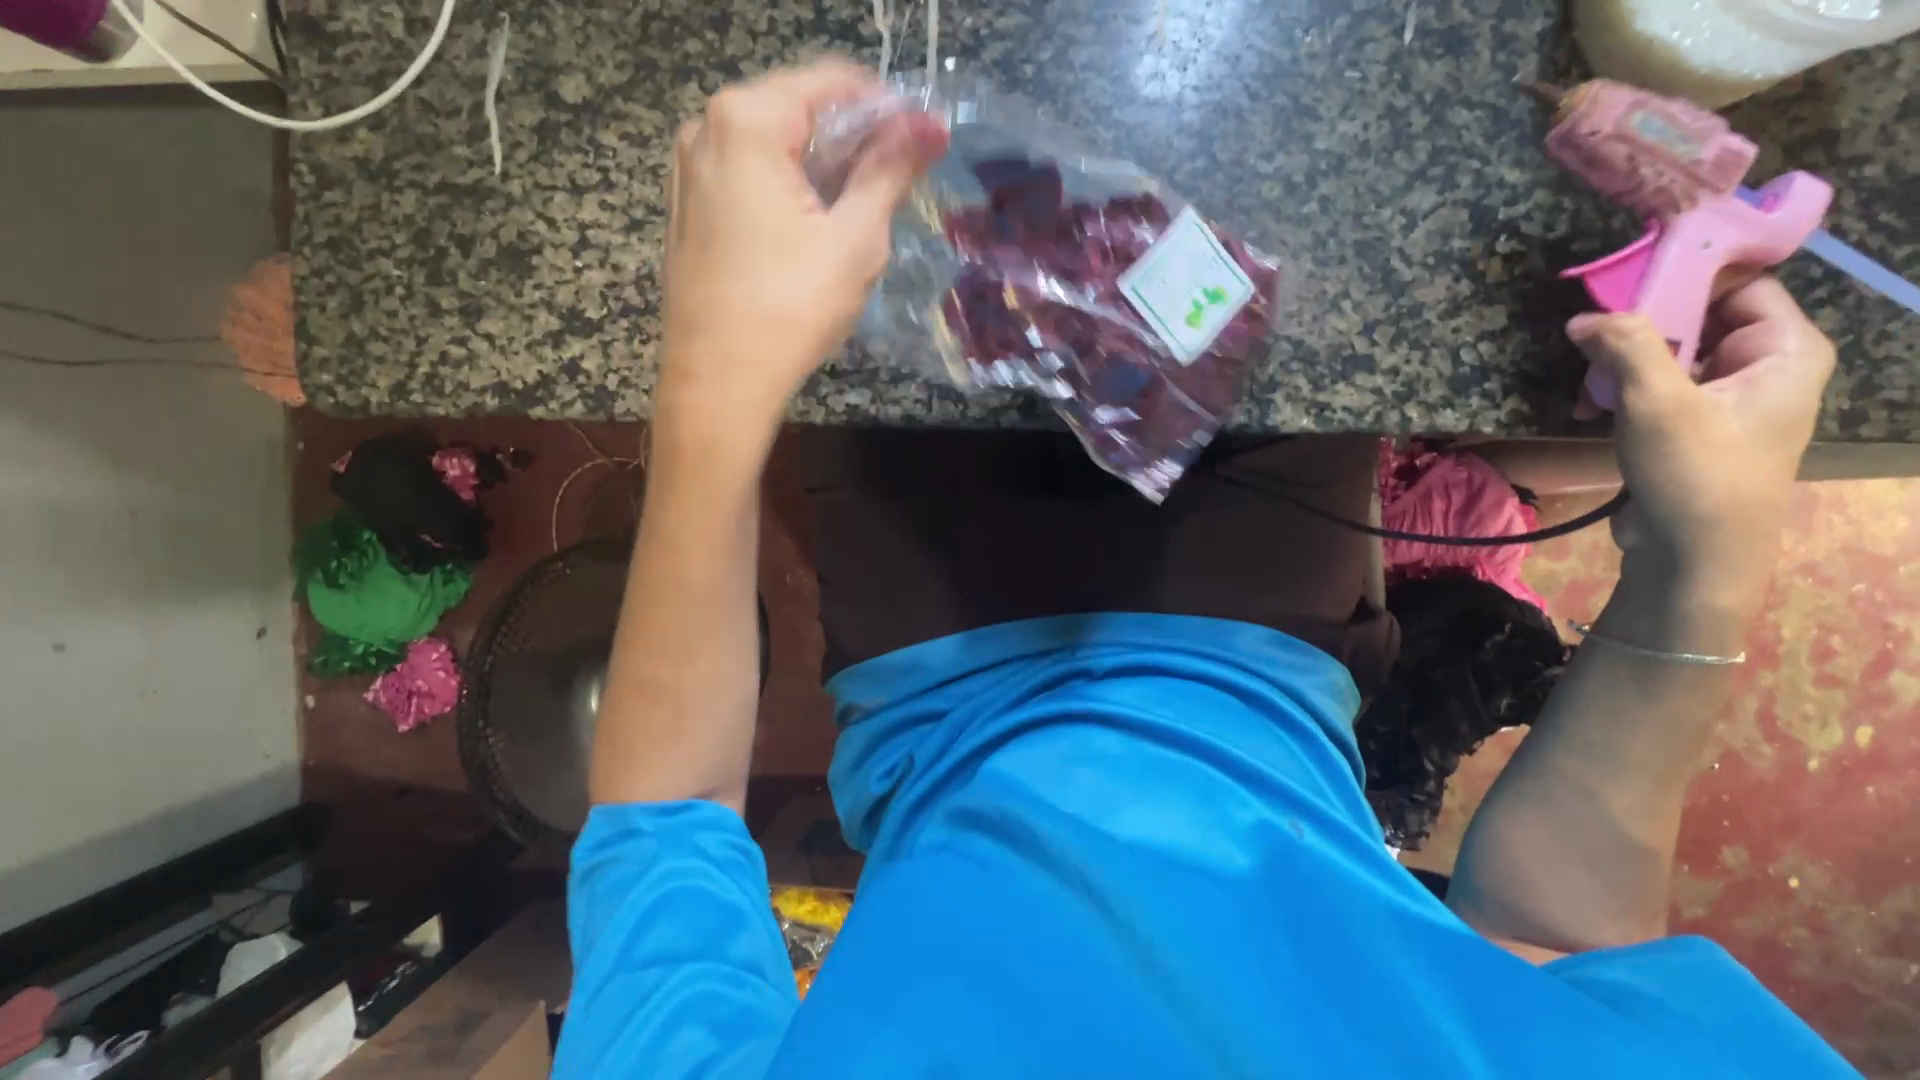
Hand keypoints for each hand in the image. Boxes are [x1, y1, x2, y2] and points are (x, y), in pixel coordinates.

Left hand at [656, 60, 947, 448]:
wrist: (718, 382)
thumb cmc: (790, 308)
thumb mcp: (855, 238)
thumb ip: (891, 171)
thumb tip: (930, 127)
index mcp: (747, 121)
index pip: (832, 83)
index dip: (888, 109)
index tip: (925, 142)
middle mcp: (706, 129)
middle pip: (799, 109)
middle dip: (855, 140)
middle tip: (899, 182)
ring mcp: (690, 170)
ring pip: (774, 146)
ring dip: (824, 167)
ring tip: (862, 212)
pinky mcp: (688, 209)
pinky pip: (748, 177)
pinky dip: (789, 189)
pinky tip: (815, 230)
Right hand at [1570, 276, 1834, 600]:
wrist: (1693, 556)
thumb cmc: (1696, 473)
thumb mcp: (1658, 403)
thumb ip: (1626, 348)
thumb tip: (1584, 316)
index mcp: (1785, 350)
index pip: (1739, 285)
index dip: (1684, 276)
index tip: (1624, 280)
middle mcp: (1765, 366)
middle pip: (1698, 318)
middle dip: (1639, 328)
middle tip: (1590, 337)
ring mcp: (1728, 397)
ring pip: (1669, 353)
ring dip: (1621, 365)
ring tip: (1587, 384)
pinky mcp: (1695, 424)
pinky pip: (1658, 386)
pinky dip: (1622, 391)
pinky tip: (1590, 406)